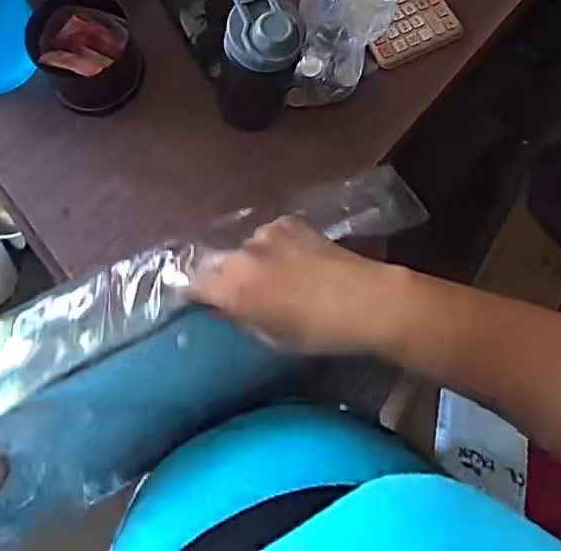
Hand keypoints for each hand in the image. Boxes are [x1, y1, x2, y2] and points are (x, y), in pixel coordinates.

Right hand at [190, 216, 400, 354]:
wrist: (365, 300)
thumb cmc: (318, 332)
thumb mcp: (273, 338)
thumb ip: (242, 319)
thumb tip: (226, 309)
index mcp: (233, 288)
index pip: (194, 285)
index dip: (195, 294)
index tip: (201, 302)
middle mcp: (241, 255)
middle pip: (217, 263)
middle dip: (223, 277)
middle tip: (242, 294)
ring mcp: (264, 234)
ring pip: (244, 248)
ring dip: (252, 261)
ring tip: (276, 276)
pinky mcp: (286, 221)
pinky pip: (268, 236)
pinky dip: (274, 247)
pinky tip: (294, 260)